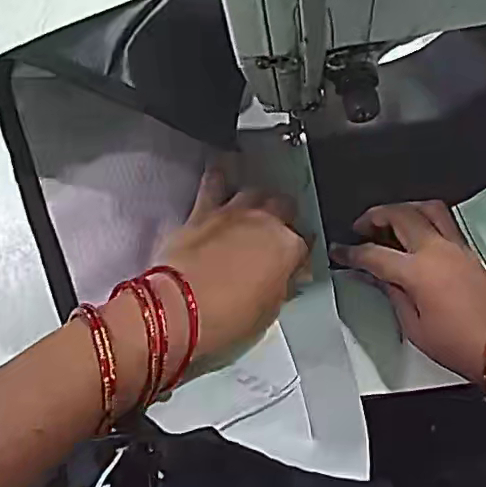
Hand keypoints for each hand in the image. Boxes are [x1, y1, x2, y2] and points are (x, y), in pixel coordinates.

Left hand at [149, 166, 308, 364]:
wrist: (180, 308)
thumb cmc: (226, 316)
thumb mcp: (267, 312)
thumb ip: (280, 287)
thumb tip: (284, 280)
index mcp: (287, 247)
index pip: (305, 242)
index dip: (301, 251)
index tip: (296, 260)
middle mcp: (264, 222)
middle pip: (284, 206)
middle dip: (285, 215)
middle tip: (279, 227)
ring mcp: (232, 213)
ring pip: (255, 190)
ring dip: (258, 196)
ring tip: (257, 202)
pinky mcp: (202, 212)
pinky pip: (214, 183)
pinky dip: (219, 176)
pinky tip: (221, 170)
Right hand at [332, 201, 485, 381]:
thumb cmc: (464, 344)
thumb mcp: (413, 326)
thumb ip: (393, 293)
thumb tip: (379, 278)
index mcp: (418, 272)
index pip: (373, 253)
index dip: (351, 252)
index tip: (340, 251)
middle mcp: (438, 251)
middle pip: (399, 215)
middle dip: (374, 217)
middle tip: (360, 227)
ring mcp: (456, 248)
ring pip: (425, 208)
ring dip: (402, 208)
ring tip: (387, 220)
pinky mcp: (468, 252)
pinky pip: (443, 220)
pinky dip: (423, 217)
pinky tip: (415, 230)